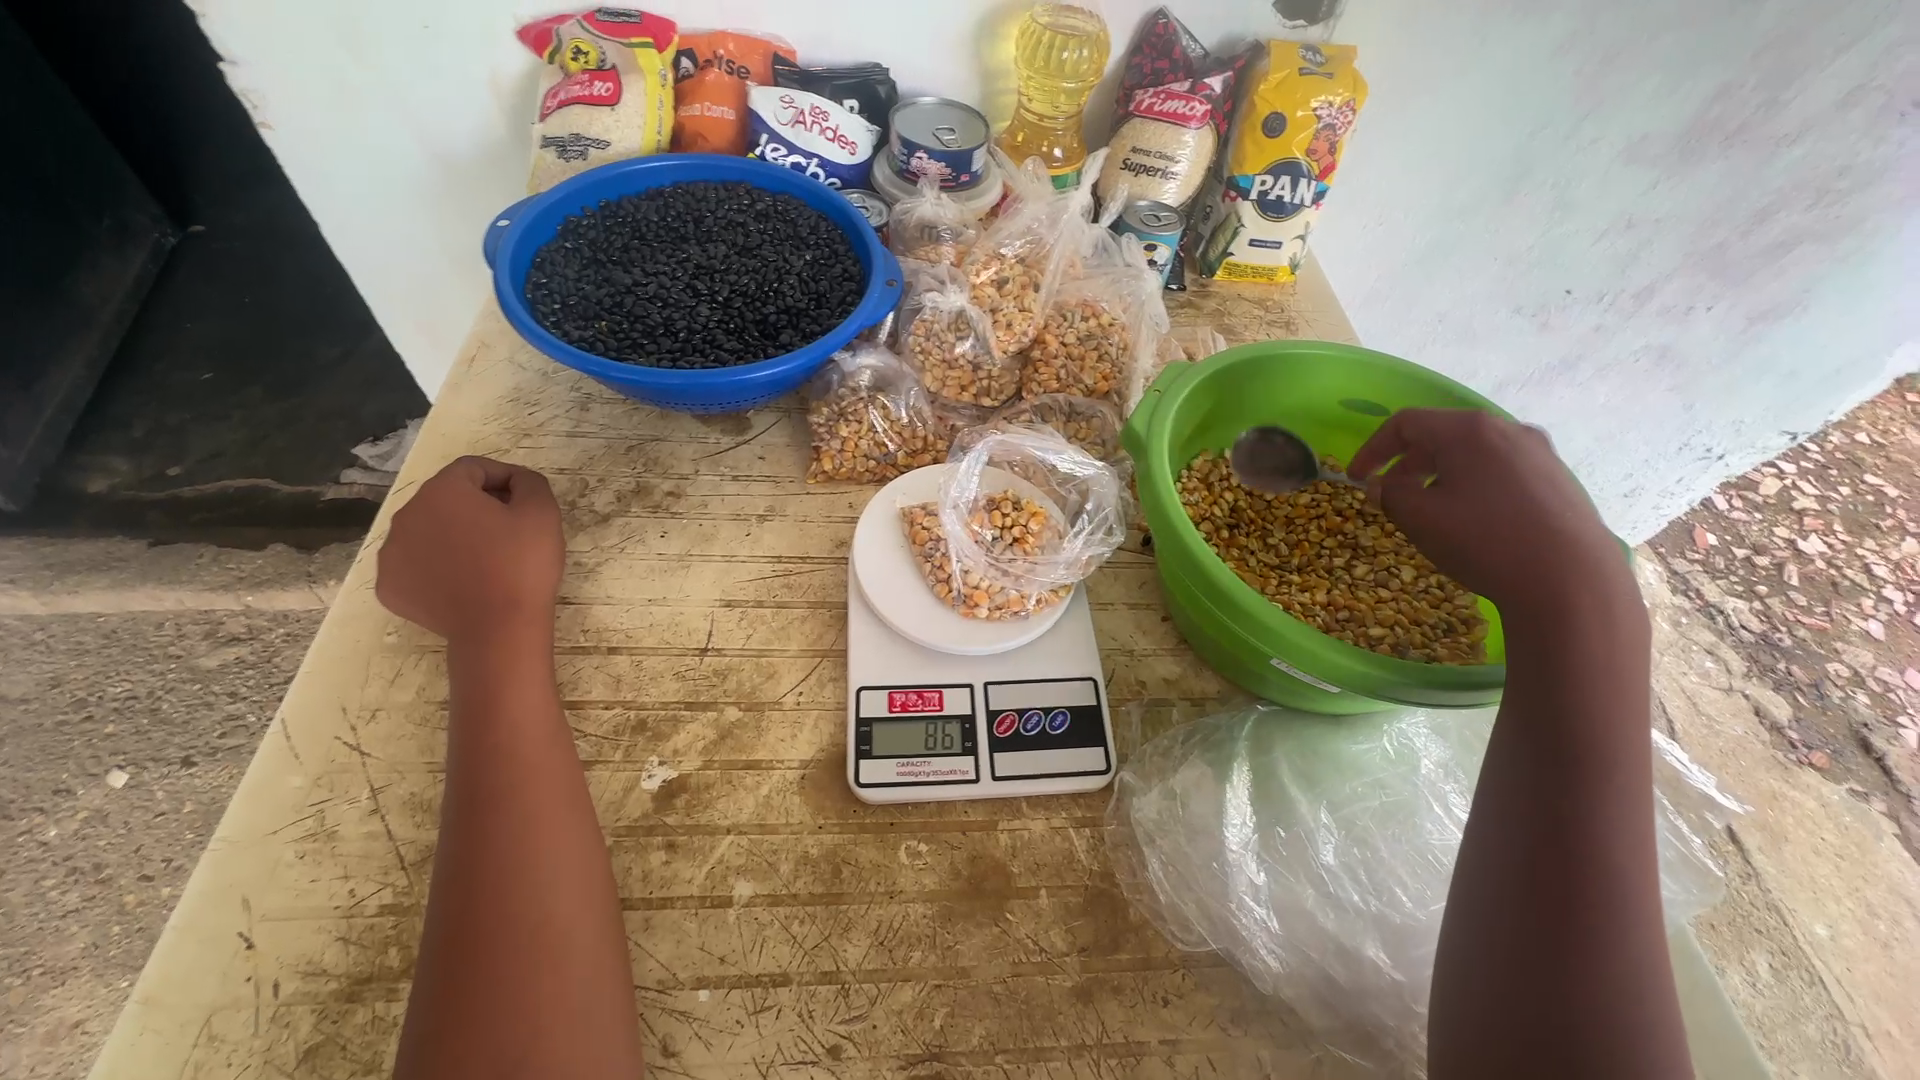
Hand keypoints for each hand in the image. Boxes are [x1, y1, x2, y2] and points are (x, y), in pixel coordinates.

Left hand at [376, 456, 563, 647]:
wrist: (498, 629)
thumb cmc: (522, 565)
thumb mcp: (543, 512)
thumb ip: (530, 482)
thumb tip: (516, 481)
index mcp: (442, 491)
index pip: (472, 468)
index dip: (504, 477)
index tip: (525, 500)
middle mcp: (406, 514)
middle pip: (446, 498)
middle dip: (477, 506)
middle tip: (511, 530)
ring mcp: (391, 553)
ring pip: (428, 530)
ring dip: (455, 534)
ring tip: (486, 558)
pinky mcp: (389, 586)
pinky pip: (416, 564)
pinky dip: (437, 566)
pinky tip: (463, 581)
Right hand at [1347, 409, 1627, 617]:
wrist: (1570, 579)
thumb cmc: (1484, 541)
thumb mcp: (1419, 518)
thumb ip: (1390, 494)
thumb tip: (1380, 485)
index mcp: (1468, 430)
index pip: (1405, 423)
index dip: (1373, 449)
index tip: (1356, 479)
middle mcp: (1506, 429)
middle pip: (1441, 434)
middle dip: (1406, 463)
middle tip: (1388, 495)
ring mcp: (1538, 452)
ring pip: (1473, 453)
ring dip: (1439, 474)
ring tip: (1429, 509)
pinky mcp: (1558, 478)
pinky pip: (1500, 470)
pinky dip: (1472, 484)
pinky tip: (1472, 519)